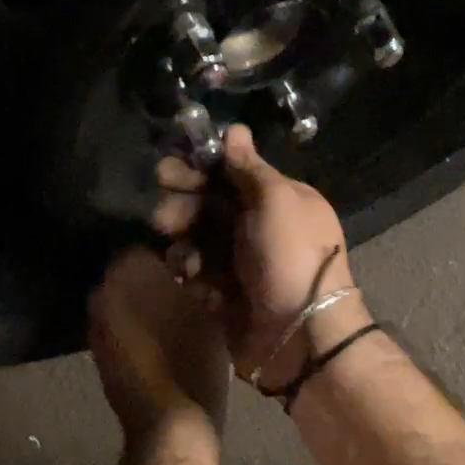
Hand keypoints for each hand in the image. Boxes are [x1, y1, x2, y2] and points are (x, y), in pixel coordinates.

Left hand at [87, 248, 229, 438]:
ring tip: (178, 318)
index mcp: (129, 271)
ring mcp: (95, 324)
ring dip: (145, 304)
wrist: (169, 424)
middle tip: (190, 291)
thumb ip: (198, 281)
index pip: (148, 245)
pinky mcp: (97, 353)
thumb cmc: (195, 360)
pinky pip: (119, 326)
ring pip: (124, 300)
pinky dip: (136, 328)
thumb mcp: (211, 311)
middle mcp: (102, 290)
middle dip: (156, 279)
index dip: (174, 255)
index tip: (195, 268)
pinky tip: (163, 343)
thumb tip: (191, 268)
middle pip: (131, 273)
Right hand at [150, 126, 371, 384]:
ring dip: (184, 244)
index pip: (230, 173)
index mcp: (279, 199)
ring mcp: (244, 263)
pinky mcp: (228, 295)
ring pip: (198, 241)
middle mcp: (261, 227)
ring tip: (182, 257)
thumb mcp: (276, 200)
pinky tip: (191, 280)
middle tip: (163, 217)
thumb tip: (235, 129)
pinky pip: (199, 275)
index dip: (197, 170)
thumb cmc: (291, 257)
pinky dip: (192, 275)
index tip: (166, 172)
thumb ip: (249, 167)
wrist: (300, 335)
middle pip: (209, 205)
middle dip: (183, 207)